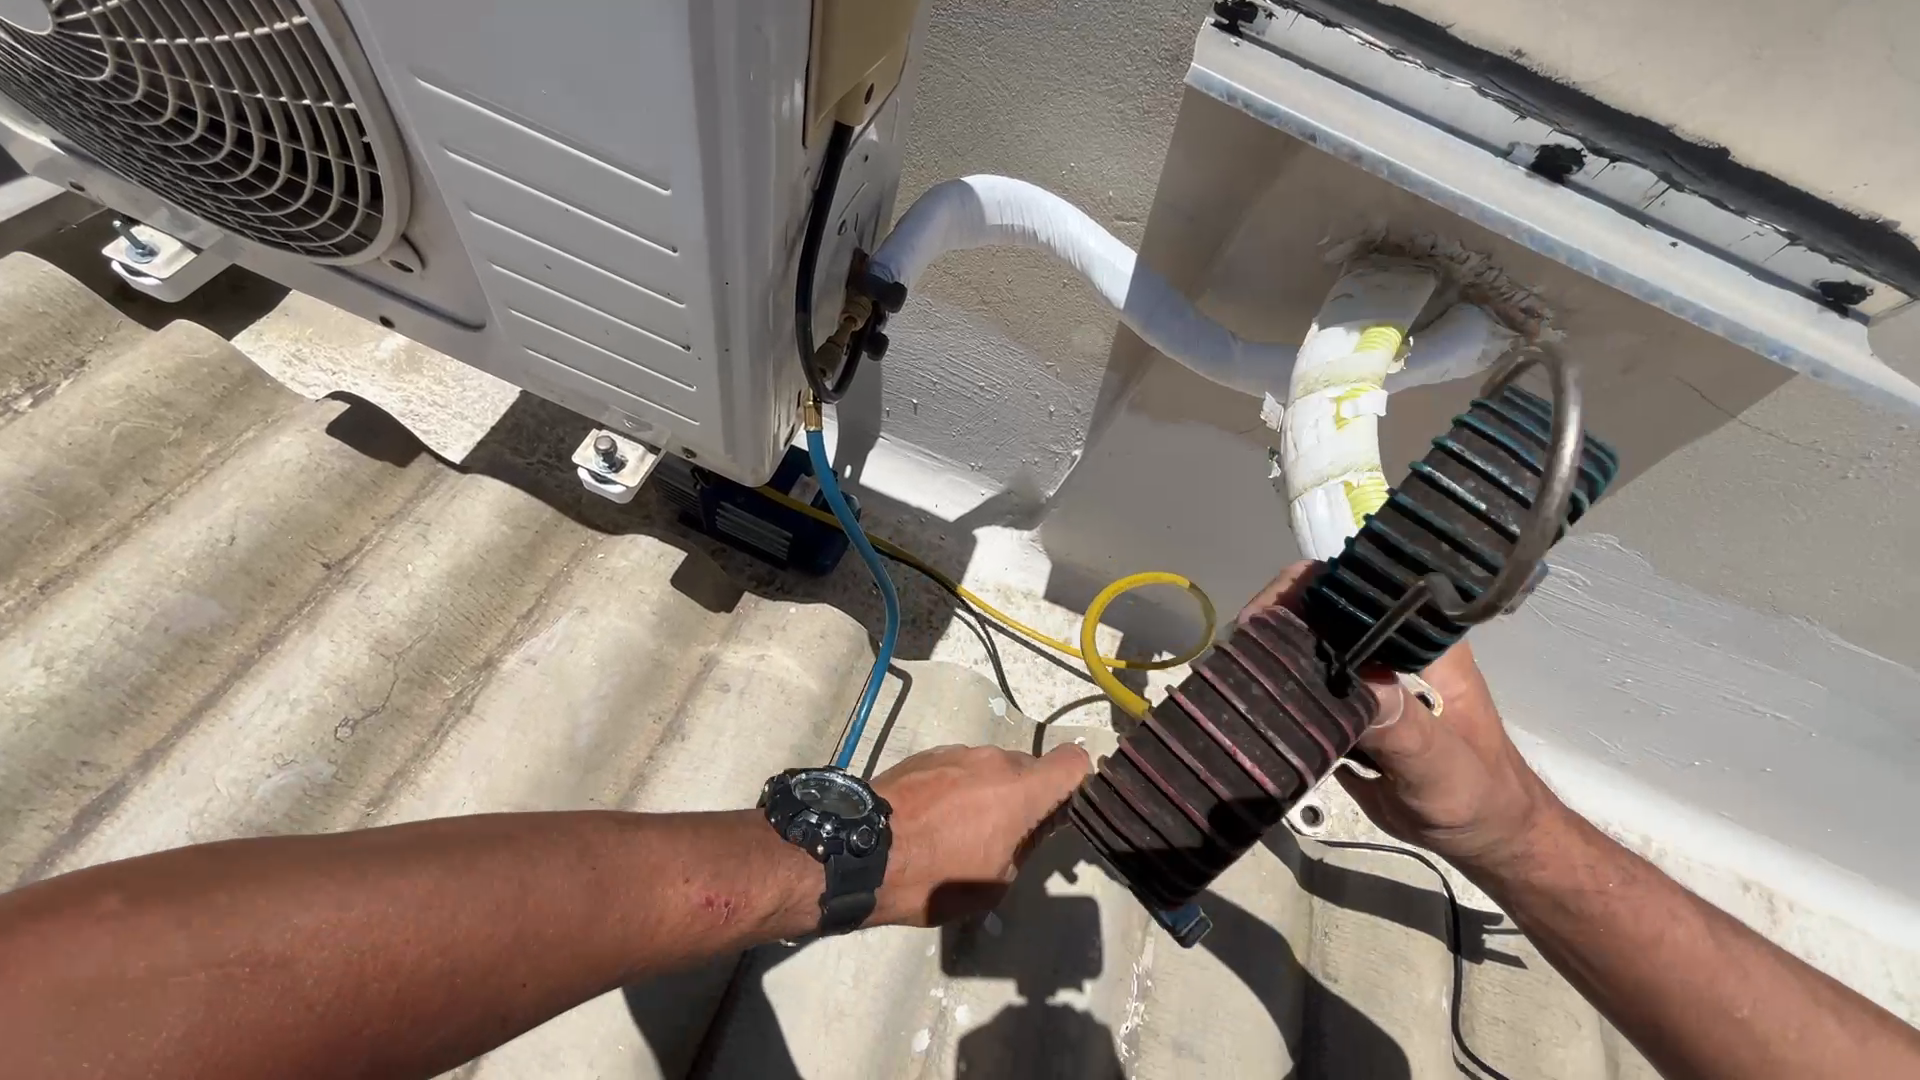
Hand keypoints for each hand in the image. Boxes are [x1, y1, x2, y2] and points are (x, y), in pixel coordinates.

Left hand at [869, 743, 1090, 926]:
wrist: (862, 852)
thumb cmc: (937, 877)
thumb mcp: (995, 881)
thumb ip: (1025, 845)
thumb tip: (1033, 826)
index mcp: (1021, 790)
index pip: (1073, 761)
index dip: (1077, 781)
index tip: (1063, 807)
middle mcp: (994, 760)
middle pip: (1028, 769)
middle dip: (1025, 796)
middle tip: (1007, 833)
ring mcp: (958, 752)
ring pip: (991, 767)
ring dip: (989, 791)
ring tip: (960, 828)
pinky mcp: (927, 754)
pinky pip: (959, 766)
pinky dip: (958, 786)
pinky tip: (934, 816)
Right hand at [1242, 562, 1566, 873]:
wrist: (1485, 838)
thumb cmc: (1481, 798)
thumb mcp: (1447, 770)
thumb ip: (1407, 732)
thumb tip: (1360, 684)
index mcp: (1419, 638)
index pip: (1354, 589)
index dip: (1303, 592)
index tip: (1259, 623)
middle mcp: (1385, 644)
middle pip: (1315, 610)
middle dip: (1272, 625)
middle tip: (1238, 657)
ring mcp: (1361, 673)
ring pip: (1302, 647)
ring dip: (1266, 658)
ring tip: (1233, 679)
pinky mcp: (1341, 703)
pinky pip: (1300, 686)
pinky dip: (1273, 691)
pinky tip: (1248, 704)